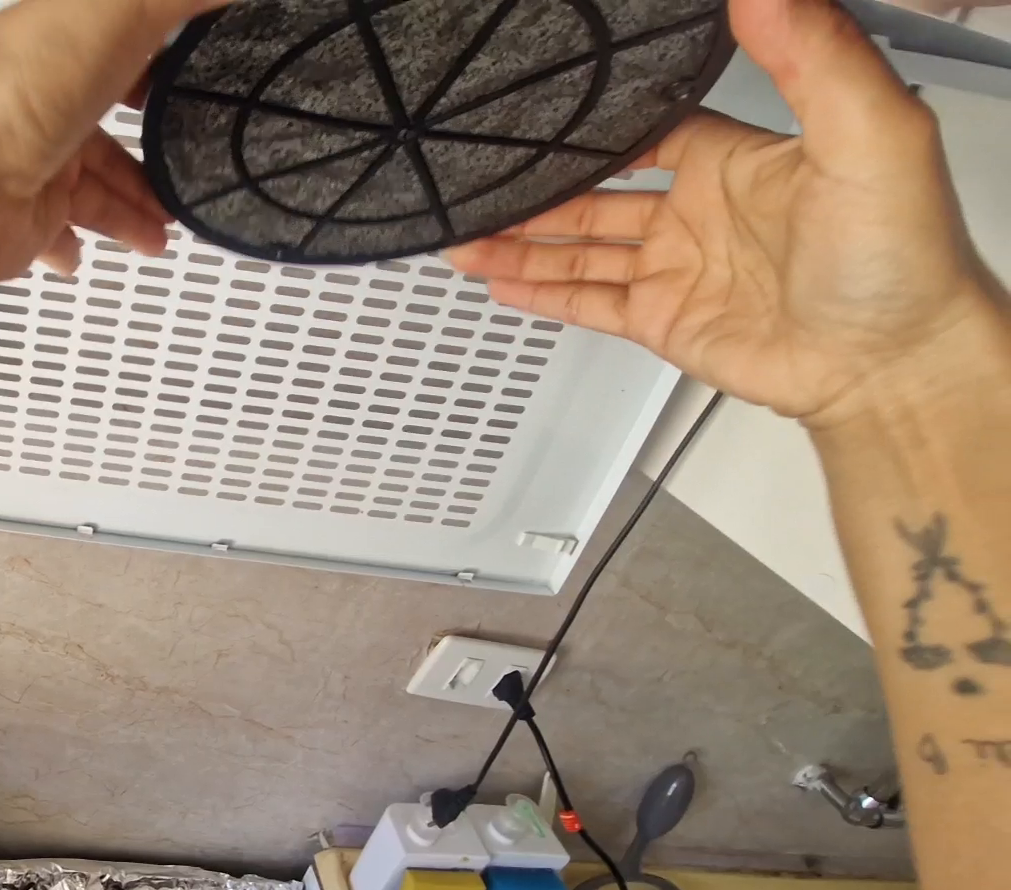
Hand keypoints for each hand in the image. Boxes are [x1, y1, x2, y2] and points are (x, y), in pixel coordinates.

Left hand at [0, 0, 228, 281]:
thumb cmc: (17, 86)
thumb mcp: (120, 8)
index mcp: (64, 51)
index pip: (119, 56)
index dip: (156, 71)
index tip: (190, 86)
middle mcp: (42, 110)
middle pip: (104, 140)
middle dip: (145, 164)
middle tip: (183, 181)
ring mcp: (28, 172)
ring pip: (88, 196)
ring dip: (125, 214)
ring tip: (160, 236)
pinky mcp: (17, 228)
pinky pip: (49, 241)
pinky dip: (70, 251)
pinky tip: (82, 259)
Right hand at [443, 0, 1010, 424]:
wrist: (880, 360)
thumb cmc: (893, 251)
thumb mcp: (869, 135)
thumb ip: (813, 61)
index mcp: (733, 166)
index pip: (648, 140)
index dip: (597, 138)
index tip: (544, 129)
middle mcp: (692, 218)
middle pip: (593, 203)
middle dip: (534, 203)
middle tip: (478, 200)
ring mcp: (668, 273)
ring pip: (576, 255)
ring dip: (520, 250)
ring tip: (464, 245)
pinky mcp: (654, 321)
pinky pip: (585, 305)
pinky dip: (541, 297)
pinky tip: (499, 286)